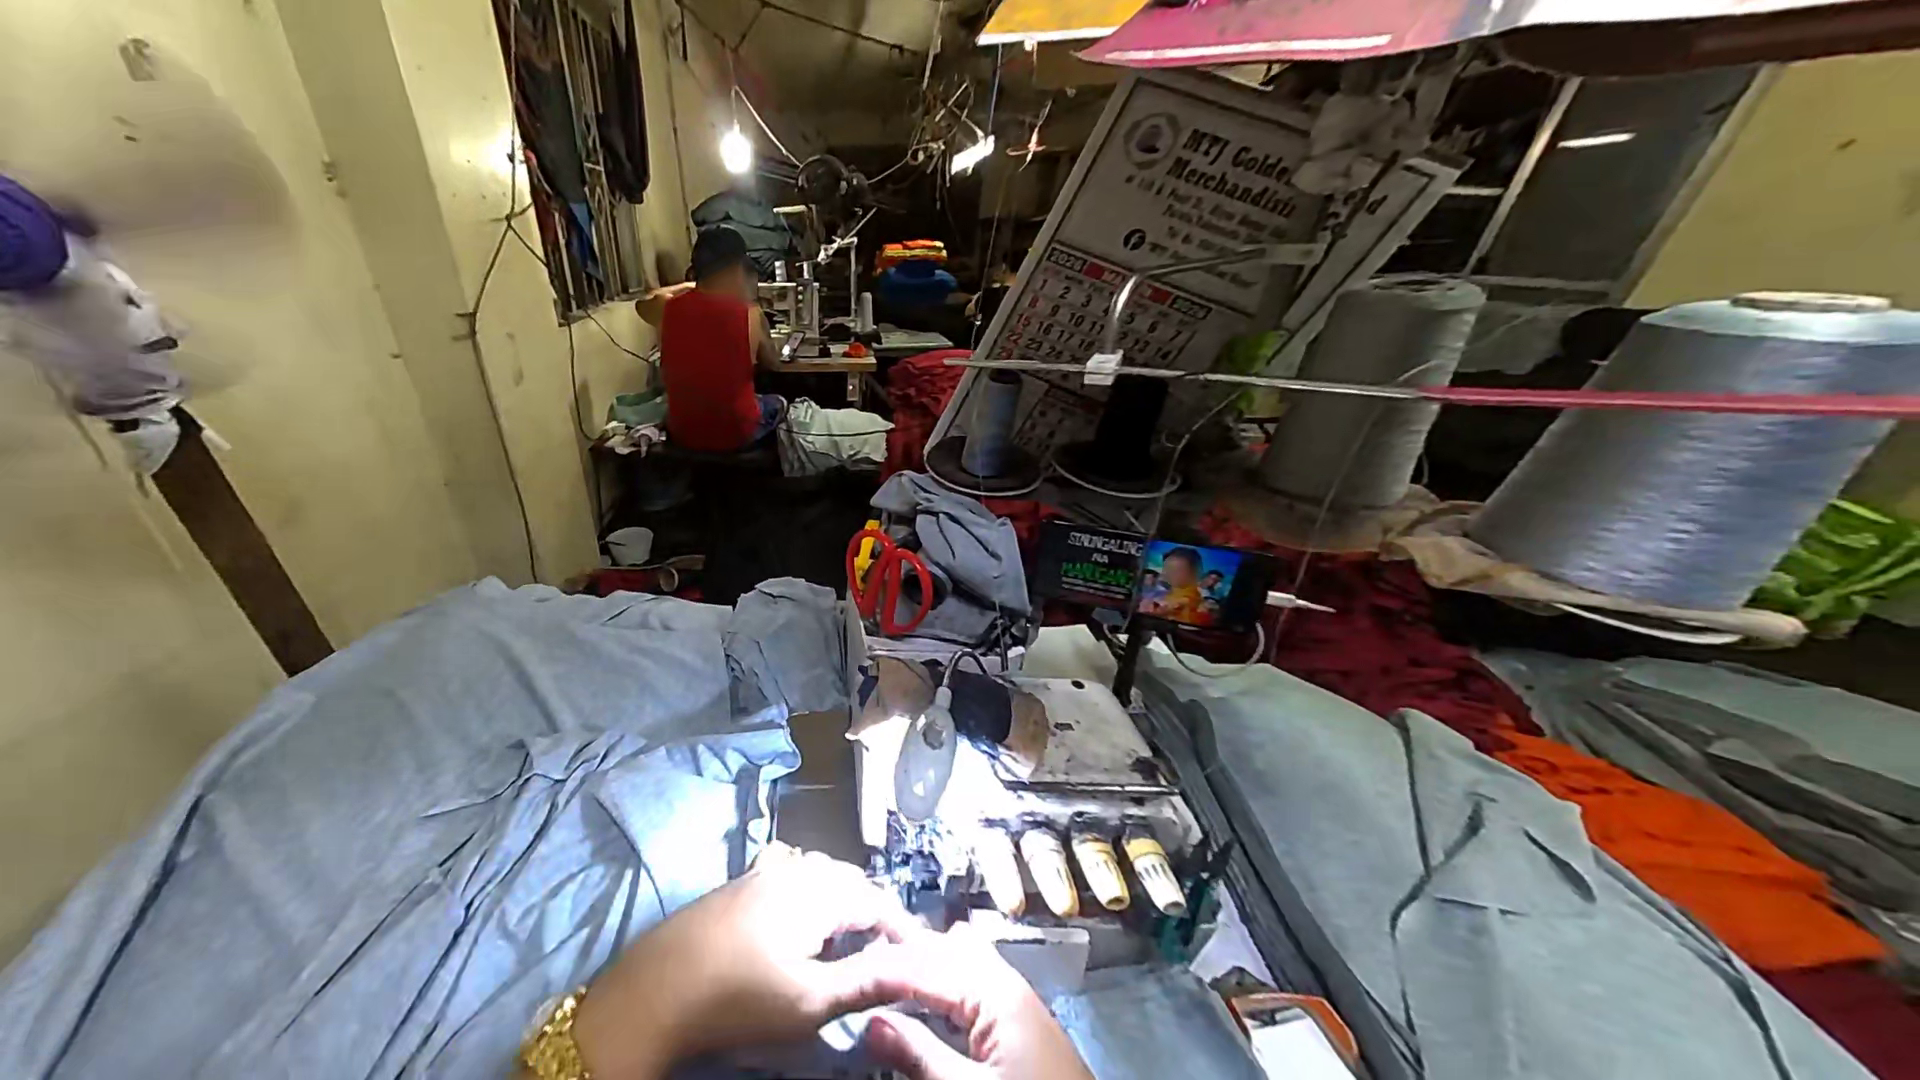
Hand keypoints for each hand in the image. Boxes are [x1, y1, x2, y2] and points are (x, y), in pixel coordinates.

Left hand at [573, 846, 918, 1078]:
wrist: (651, 992)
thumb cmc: (740, 999)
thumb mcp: (809, 1002)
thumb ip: (865, 981)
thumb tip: (913, 969)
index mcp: (822, 891)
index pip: (880, 903)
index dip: (903, 931)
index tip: (920, 958)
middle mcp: (799, 869)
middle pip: (854, 884)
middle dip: (875, 915)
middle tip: (885, 954)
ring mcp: (767, 872)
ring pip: (824, 878)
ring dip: (843, 906)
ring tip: (847, 944)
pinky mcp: (743, 883)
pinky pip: (795, 879)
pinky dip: (812, 900)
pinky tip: (801, 929)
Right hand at [860, 924, 1095, 1079]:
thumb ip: (920, 1055)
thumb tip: (871, 1022)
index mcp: (995, 990)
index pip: (926, 966)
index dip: (885, 968)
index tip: (846, 973)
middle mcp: (1005, 980)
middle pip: (944, 951)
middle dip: (902, 952)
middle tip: (860, 956)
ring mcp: (1014, 996)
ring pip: (960, 959)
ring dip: (923, 960)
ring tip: (885, 964)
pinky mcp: (1017, 1017)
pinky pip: (973, 977)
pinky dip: (944, 975)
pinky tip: (929, 984)